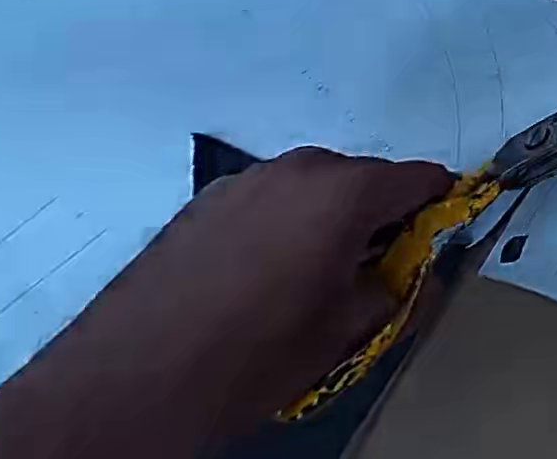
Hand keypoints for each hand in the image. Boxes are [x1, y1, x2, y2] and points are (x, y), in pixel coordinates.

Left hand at [0, 148, 452, 458]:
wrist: (116, 391)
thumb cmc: (252, 358)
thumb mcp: (346, 332)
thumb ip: (401, 286)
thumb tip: (420, 266)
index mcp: (349, 190)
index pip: (424, 177)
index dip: (440, 204)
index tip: (434, 237)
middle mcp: (307, 166)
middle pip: (371, 178)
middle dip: (381, 216)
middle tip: (366, 269)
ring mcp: (253, 176)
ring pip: (321, 185)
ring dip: (332, 216)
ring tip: (303, 274)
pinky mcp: (211, 196)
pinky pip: (275, 195)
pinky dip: (286, 220)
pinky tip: (254, 273)